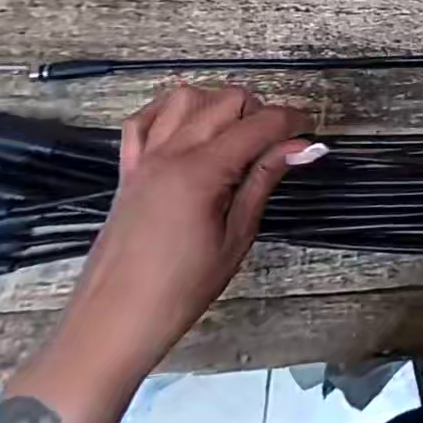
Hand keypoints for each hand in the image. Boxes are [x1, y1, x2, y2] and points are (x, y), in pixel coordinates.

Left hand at [53, 85, 320, 378]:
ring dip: (219, 105)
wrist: (111, 324)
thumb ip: (266, 179)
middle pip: (227, 100)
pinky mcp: (128, 169)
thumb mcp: (237, 235)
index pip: (260, 124)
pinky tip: (192, 131)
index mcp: (201, 171)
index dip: (293, 122)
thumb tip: (304, 147)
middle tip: (276, 147)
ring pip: (186, 97)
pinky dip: (171, 113)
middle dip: (261, 112)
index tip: (312, 134)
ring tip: (236, 136)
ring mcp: (144, 158)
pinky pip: (144, 119)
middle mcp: (170, 153)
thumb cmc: (182, 288)